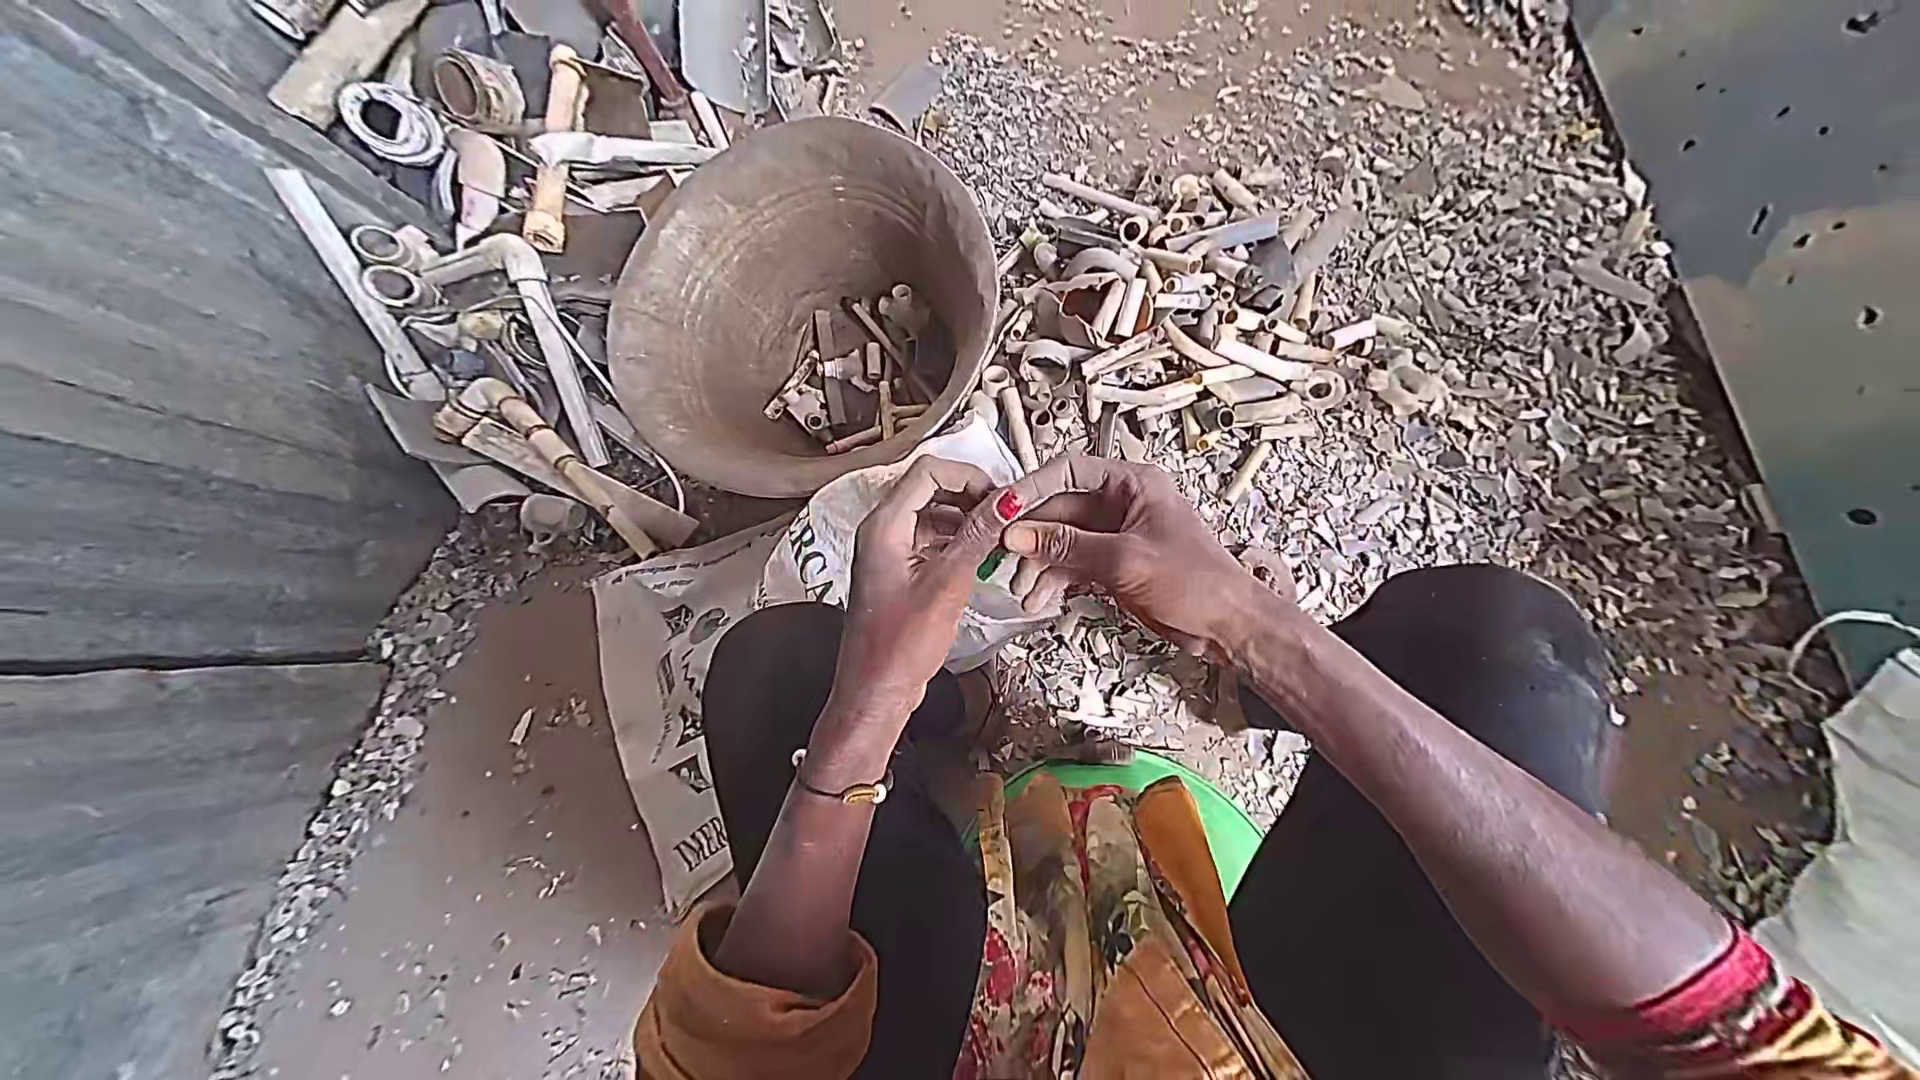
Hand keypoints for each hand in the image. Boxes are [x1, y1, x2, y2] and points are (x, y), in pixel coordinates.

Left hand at [822, 457, 1012, 745]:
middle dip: (969, 496)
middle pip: (929, 489)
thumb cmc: (896, 648)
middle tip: (1001, 512)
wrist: (877, 689)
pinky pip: (930, 539)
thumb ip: (977, 537)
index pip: (927, 472)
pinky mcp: (899, 570)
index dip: (967, 476)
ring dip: (965, 519)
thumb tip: (1002, 503)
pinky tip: (979, 554)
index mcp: (883, 527)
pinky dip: (956, 540)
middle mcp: (881, 533)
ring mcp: (889, 551)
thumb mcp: (947, 584)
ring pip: (932, 514)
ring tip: (995, 534)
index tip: (996, 495)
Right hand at [999, 455, 1294, 660]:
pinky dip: (1054, 579)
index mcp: (1132, 484)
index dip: (1031, 489)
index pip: (1068, 472)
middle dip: (1031, 536)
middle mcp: (1121, 504)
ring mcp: (1114, 534)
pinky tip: (1041, 596)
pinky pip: (1072, 563)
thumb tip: (1021, 536)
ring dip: (1039, 563)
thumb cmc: (1199, 583)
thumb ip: (1068, 546)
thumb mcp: (1125, 559)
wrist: (1227, 624)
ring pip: (1061, 540)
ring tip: (1023, 586)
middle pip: (1059, 510)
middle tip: (1004, 555)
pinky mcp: (1112, 562)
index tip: (1004, 509)